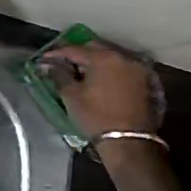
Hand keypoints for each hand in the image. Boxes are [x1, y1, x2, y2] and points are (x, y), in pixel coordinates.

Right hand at [39, 40, 160, 138]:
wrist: (129, 141)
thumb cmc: (95, 116)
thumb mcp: (71, 95)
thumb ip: (59, 74)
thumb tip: (48, 64)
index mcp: (103, 58)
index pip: (74, 49)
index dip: (57, 53)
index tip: (44, 59)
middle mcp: (123, 58)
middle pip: (96, 48)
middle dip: (78, 54)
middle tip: (64, 63)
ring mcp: (138, 69)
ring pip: (112, 57)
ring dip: (96, 61)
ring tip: (82, 72)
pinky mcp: (146, 82)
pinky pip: (123, 68)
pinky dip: (110, 70)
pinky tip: (101, 80)